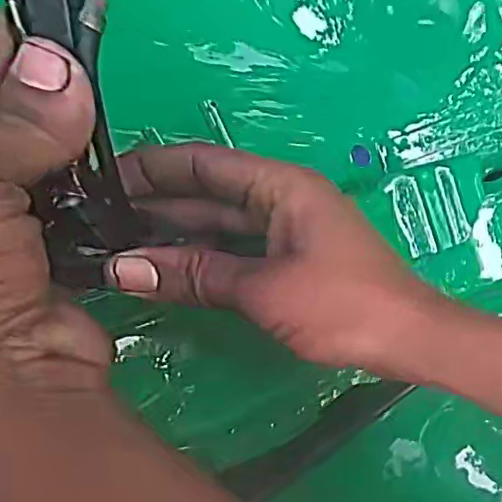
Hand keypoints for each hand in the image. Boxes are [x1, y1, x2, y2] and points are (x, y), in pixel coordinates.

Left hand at [0, 13, 114, 416]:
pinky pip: (58, 229)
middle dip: (37, 107)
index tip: (52, 27)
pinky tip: (118, 192)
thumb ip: (5, 113)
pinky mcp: (17, 287)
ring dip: (69, 163)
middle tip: (98, 83)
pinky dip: (87, 211)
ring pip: (26, 183)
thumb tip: (63, 67)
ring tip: (116, 138)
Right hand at [103, 144, 453, 374]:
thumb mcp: (264, 289)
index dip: (149, 169)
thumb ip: (196, 274)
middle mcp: (287, 198)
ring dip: (179, 237)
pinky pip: (244, 249)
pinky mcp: (302, 260)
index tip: (94, 184)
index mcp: (282, 186)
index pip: (203, 162)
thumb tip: (122, 269)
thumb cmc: (343, 306)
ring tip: (117, 250)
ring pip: (225, 224)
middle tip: (92, 226)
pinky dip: (210, 259)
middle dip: (156, 207)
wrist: (409, 338)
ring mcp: (296, 230)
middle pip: (210, 193)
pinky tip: (171, 273)